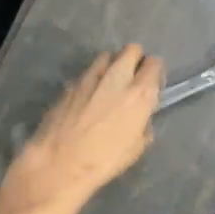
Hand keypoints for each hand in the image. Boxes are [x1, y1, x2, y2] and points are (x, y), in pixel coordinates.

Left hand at [0, 45, 162, 213]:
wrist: (60, 163)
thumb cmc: (104, 161)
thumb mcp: (136, 148)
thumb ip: (143, 123)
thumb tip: (140, 115)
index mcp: (139, 94)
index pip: (154, 63)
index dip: (154, 72)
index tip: (151, 84)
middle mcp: (117, 77)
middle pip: (132, 49)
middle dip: (135, 60)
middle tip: (132, 79)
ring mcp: (91, 77)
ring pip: (107, 56)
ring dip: (112, 66)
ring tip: (108, 86)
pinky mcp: (70, 83)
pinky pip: (88, 72)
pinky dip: (93, 79)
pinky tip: (88, 99)